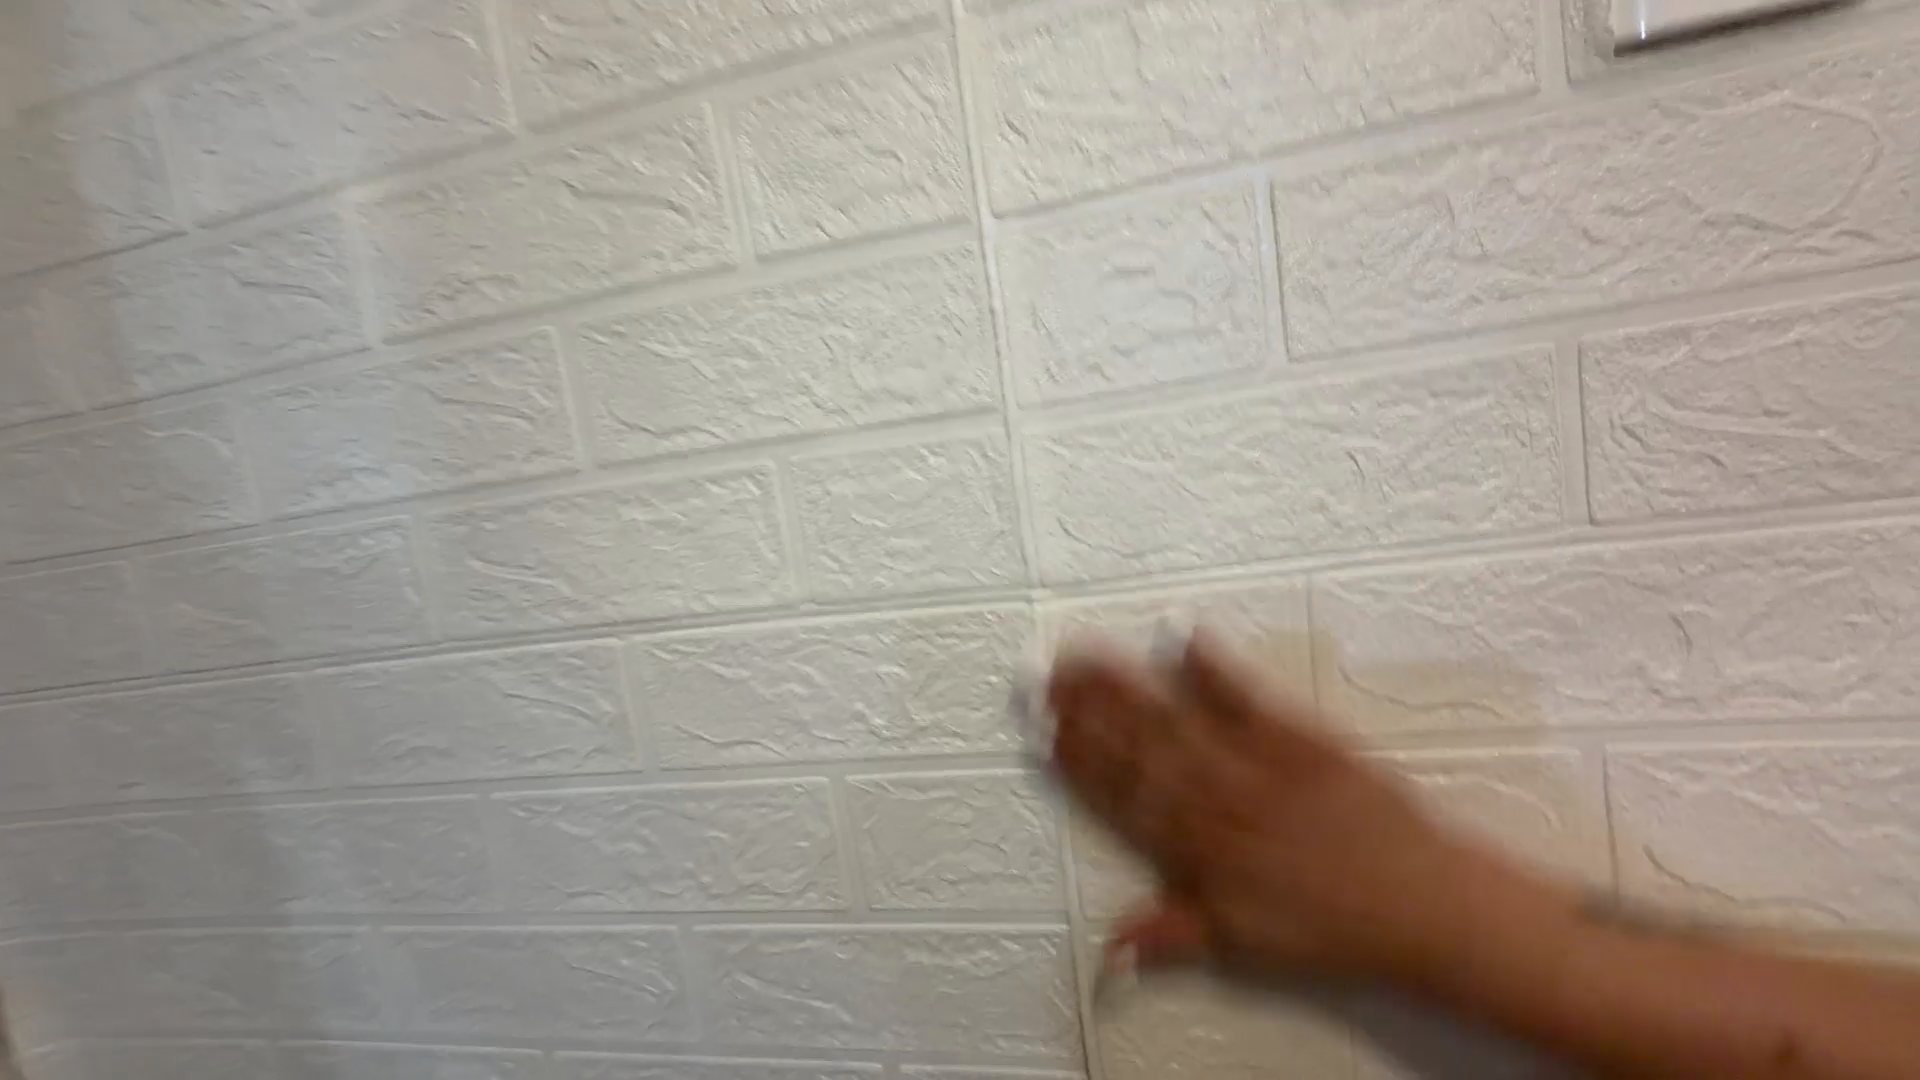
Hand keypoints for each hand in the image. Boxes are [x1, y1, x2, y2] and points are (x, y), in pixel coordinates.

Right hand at [1040, 629, 1559, 985]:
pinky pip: (1245, 696)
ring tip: (1082, 653)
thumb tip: (1106, 956)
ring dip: (1122, 686)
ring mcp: (1253, 763)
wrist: (1421, 906)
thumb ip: (1169, 936)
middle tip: (1042, 673)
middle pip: (1134, 748)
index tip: (1040, 728)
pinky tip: (1180, 634)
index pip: (1120, 796)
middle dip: (1082, 709)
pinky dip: (1212, 665)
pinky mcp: (1297, 737)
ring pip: (1172, 720)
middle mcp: (1213, 800)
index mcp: (1196, 850)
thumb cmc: (1328, 928)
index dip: (1075, 760)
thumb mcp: (1242, 945)